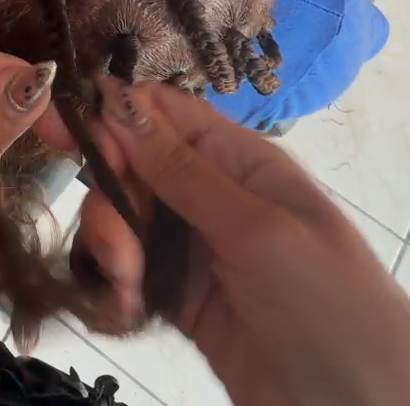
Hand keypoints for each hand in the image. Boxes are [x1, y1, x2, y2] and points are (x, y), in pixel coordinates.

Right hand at [53, 83, 409, 405]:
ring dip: (110, 249)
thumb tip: (113, 96)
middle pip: (126, 166)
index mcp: (237, 160)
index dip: (112, 118)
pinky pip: (123, 272)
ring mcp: (190, 247)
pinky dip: (113, 288)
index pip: (158, 111)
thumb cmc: (332, 308)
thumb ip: (178, 167)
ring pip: (119, 219)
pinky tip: (125, 313)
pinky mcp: (176, 297)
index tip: (76, 146)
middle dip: (110, 200)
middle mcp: (207, 193)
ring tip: (129, 292)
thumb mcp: (256, 230)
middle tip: (121, 250)